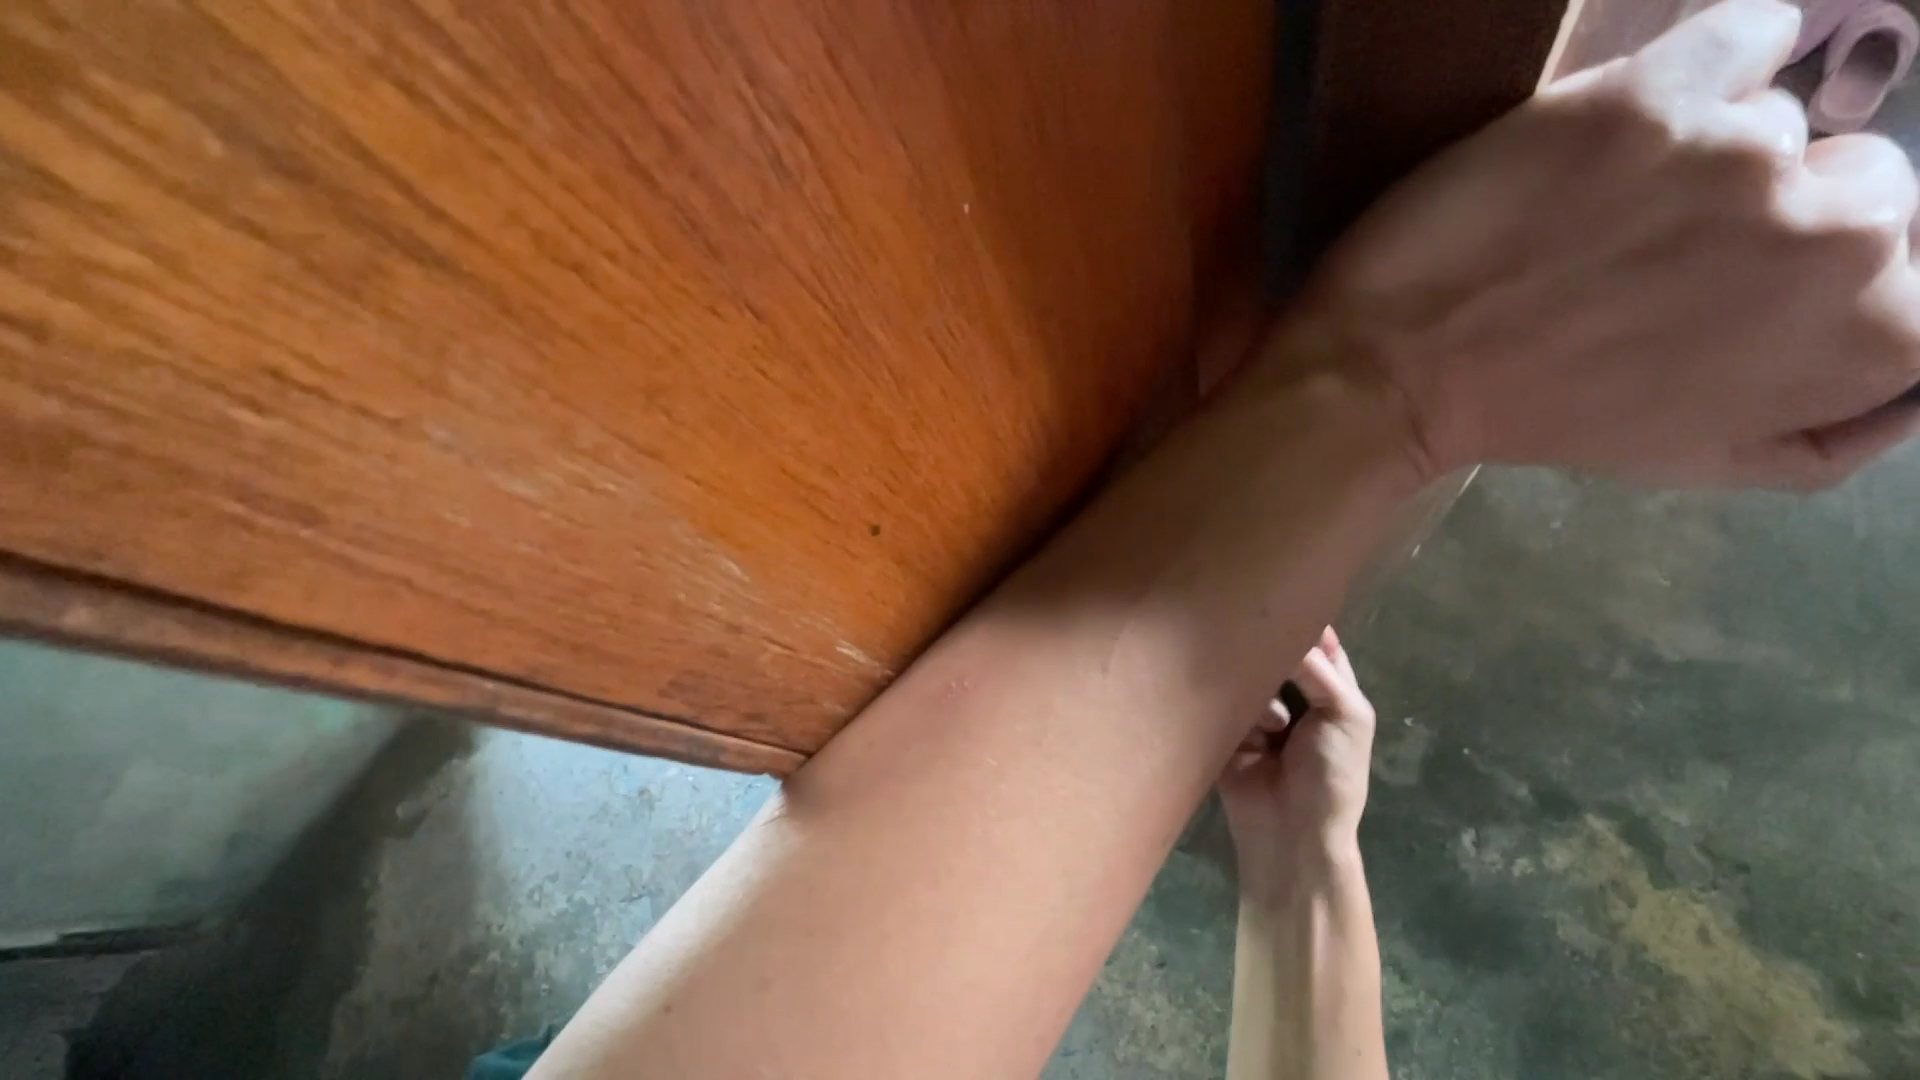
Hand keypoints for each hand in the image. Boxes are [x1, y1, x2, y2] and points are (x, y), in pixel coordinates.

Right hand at [1219, 628, 1376, 890]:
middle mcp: (1294, 697)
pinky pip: (1222, 703)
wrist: (1291, 834)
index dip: (1304, 621)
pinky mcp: (1227, 732)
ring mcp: (1257, 714)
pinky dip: (1235, 712)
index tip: (1280, 594)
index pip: (1319, 645)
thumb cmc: (1332, 775)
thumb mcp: (1345, 714)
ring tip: (1273, 727)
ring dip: (1260, 694)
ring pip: (1248, 677)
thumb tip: (1285, 627)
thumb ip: (1319, 669)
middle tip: (1257, 638)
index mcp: (1331, 691)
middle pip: (1277, 656)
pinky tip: (1252, 737)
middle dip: (1269, 651)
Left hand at [1286, 0, 1919, 489]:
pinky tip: (1624, 134)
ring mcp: (1750, 154)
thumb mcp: (1697, 459)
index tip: (1728, 285)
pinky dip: (1699, 74)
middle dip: (1760, 214)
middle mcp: (1852, 230)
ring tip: (1598, 216)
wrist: (1395, 372)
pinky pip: (1743, 37)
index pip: (1917, 267)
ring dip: (1702, 160)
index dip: (1812, 272)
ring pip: (1777, 121)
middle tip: (1645, 257)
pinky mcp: (1658, 97)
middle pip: (1862, 177)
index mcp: (1881, 335)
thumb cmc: (1534, 419)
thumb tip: (1903, 382)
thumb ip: (1829, 426)